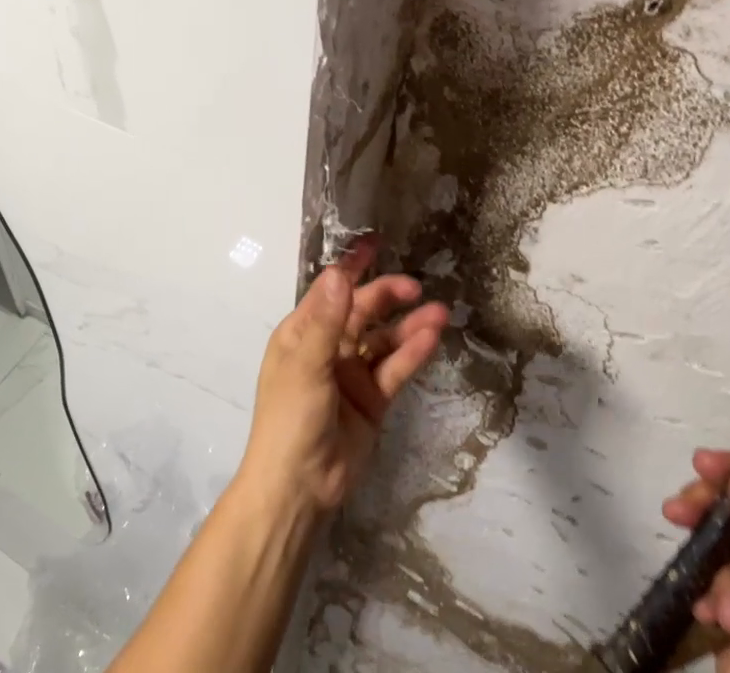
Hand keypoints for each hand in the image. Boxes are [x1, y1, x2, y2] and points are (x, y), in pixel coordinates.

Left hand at [235, 238, 447, 515]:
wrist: (300, 485)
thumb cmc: (291, 419)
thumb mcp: (306, 365)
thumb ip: (325, 321)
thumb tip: (337, 273)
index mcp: (299, 334)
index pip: (328, 291)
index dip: (350, 268)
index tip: (375, 244)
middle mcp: (326, 348)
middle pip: (360, 312)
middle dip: (386, 296)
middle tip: (415, 287)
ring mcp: (351, 374)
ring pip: (383, 340)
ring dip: (407, 325)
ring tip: (438, 312)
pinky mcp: (373, 399)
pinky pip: (394, 368)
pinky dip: (412, 352)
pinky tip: (432, 336)